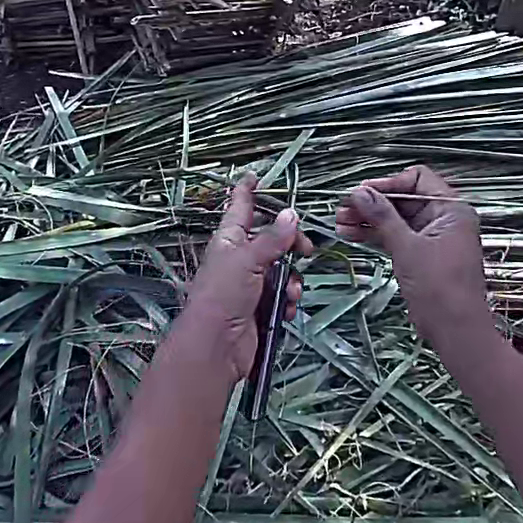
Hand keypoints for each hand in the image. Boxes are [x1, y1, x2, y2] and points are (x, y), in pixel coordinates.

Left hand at [184, 173, 311, 380]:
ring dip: (291, 280)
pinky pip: (282, 296)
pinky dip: (287, 301)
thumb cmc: (223, 295)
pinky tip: (285, 309)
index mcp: (229, 240)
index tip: (255, 176)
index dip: (248, 192)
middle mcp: (239, 258)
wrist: (217, 347)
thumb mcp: (248, 259)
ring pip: (282, 270)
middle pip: (271, 240)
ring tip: (289, 292)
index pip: (241, 208)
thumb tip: (291, 215)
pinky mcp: (260, 307)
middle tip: (306, 249)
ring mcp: (250, 284)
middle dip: (291, 244)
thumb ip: (272, 238)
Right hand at [335, 165, 489, 348]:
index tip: (362, 192)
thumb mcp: (407, 247)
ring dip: (369, 219)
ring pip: (396, 219)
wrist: (456, 332)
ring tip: (341, 221)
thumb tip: (360, 192)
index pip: (417, 180)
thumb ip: (382, 217)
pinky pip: (396, 237)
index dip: (388, 183)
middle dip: (372, 203)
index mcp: (452, 210)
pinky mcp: (421, 255)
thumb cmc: (442, 289)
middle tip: (344, 208)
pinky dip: (375, 235)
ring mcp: (432, 238)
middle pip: (403, 199)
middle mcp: (444, 219)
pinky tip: (352, 234)